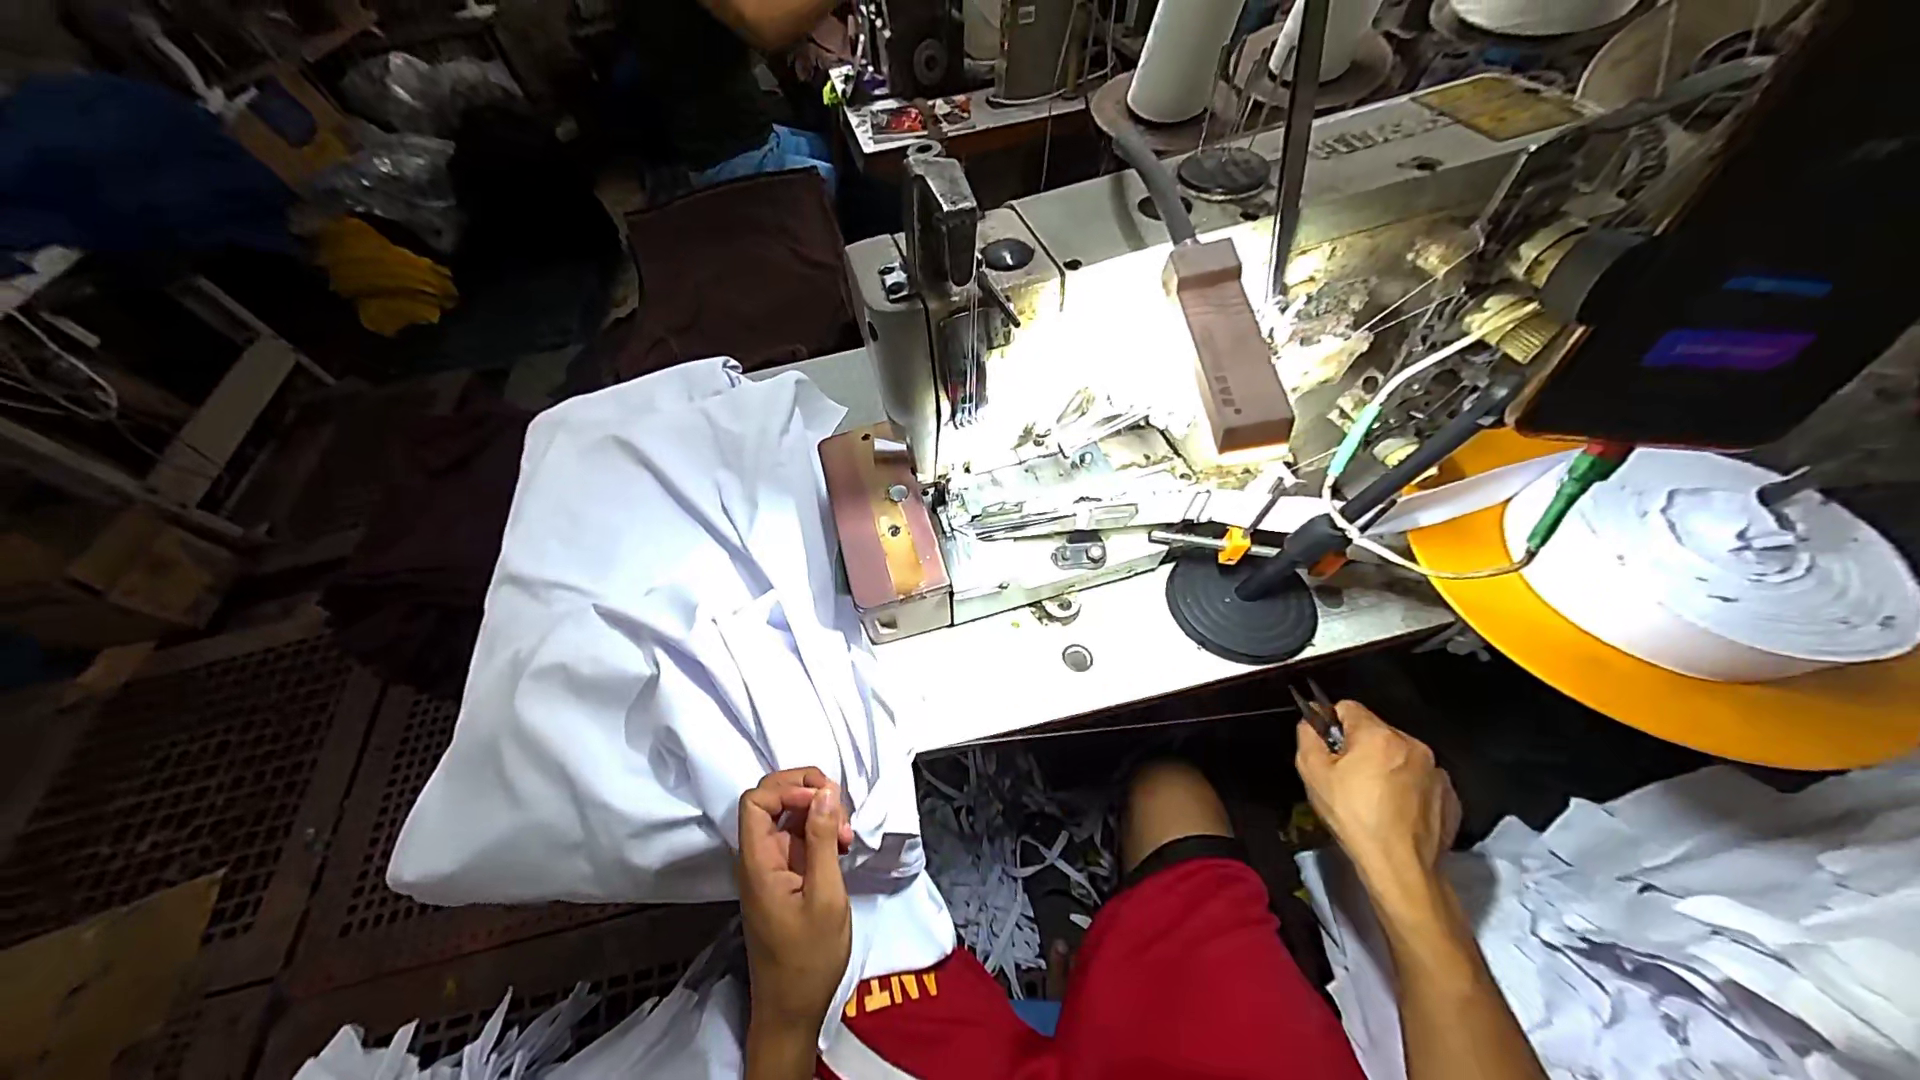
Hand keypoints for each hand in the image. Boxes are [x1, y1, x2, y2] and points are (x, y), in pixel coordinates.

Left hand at [736, 767, 854, 1040]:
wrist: (793, 1008)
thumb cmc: (809, 958)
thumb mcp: (825, 896)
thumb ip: (822, 840)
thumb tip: (824, 791)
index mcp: (758, 862)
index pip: (756, 800)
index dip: (788, 789)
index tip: (823, 801)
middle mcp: (759, 857)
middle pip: (771, 799)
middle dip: (807, 792)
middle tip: (839, 809)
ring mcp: (772, 865)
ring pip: (788, 814)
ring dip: (819, 812)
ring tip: (846, 834)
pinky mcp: (786, 874)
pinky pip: (799, 835)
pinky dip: (821, 830)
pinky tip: (842, 844)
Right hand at [1295, 701, 1459, 886]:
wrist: (1400, 866)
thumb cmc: (1353, 816)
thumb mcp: (1312, 773)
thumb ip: (1307, 737)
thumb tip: (1311, 722)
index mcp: (1378, 735)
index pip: (1348, 707)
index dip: (1331, 723)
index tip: (1326, 747)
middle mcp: (1412, 745)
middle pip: (1375, 730)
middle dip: (1358, 746)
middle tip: (1345, 776)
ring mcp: (1436, 771)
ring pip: (1398, 754)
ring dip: (1384, 765)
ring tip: (1372, 796)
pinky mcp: (1449, 795)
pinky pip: (1419, 777)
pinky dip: (1405, 785)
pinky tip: (1394, 809)